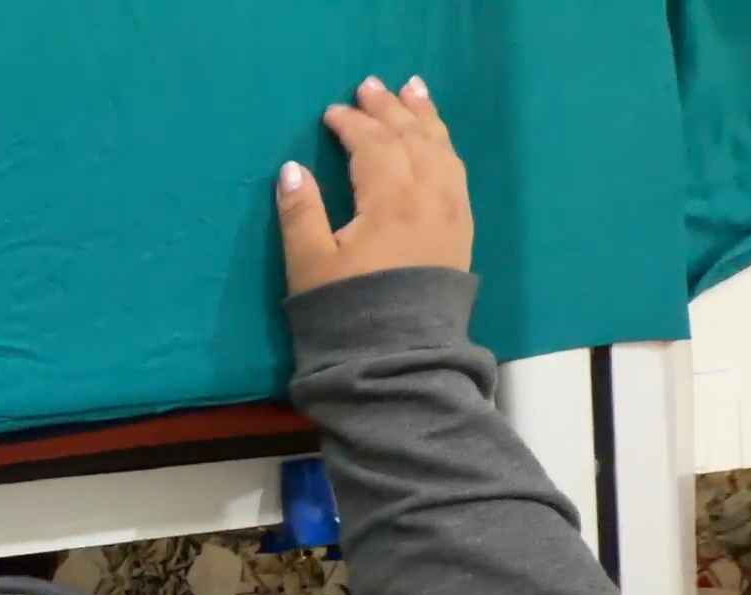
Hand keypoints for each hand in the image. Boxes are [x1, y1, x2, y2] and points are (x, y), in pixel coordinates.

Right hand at [275, 75, 473, 295]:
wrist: (394, 351)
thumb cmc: (343, 309)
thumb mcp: (308, 264)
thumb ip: (300, 213)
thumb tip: (291, 170)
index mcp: (389, 200)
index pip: (373, 146)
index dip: (351, 125)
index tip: (331, 113)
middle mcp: (428, 194)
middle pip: (412, 137)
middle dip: (390, 109)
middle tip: (371, 86)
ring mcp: (450, 209)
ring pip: (441, 148)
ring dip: (424, 116)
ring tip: (413, 93)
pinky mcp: (459, 227)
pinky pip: (455, 168)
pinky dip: (442, 143)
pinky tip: (434, 140)